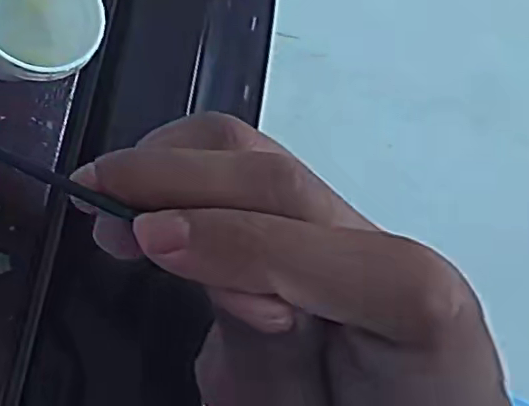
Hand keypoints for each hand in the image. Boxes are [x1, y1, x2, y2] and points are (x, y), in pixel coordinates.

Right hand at [71, 113, 507, 405]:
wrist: (344, 400)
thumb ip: (269, 356)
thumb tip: (230, 287)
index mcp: (433, 349)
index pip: (379, 276)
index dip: (255, 245)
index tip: (149, 242)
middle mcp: (394, 263)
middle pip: (284, 184)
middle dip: (170, 179)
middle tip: (94, 200)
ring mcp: (338, 220)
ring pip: (244, 148)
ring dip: (157, 161)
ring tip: (105, 196)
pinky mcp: (284, 201)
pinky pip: (221, 152)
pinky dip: (162, 158)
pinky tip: (132, 192)